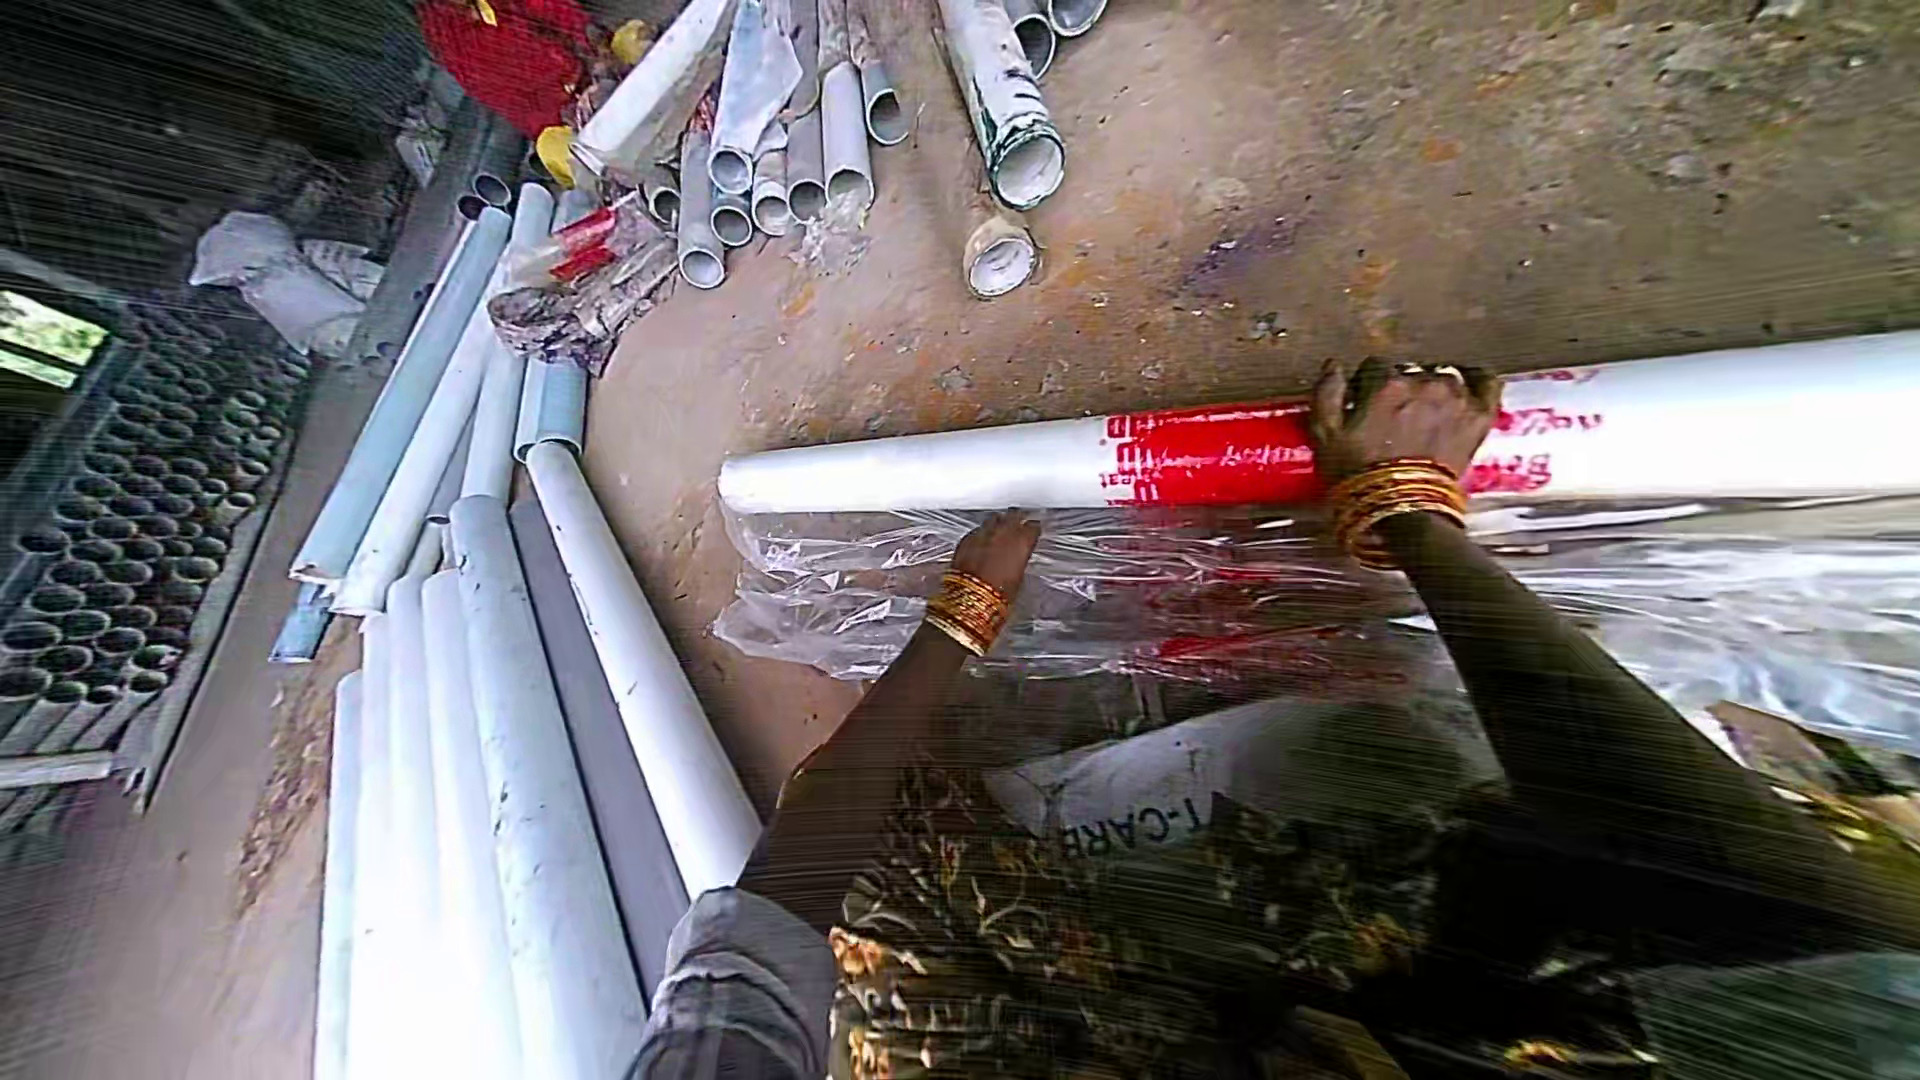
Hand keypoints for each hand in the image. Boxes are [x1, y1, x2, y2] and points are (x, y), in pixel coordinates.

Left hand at [950, 511, 1040, 598]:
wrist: (970, 595)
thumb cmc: (998, 592)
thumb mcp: (1019, 577)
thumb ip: (1019, 559)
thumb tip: (1017, 557)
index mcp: (1022, 540)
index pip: (1032, 527)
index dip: (1034, 528)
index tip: (1034, 529)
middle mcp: (1003, 532)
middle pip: (1013, 515)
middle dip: (1017, 517)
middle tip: (1020, 520)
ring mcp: (983, 532)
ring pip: (994, 518)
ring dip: (999, 521)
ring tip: (1001, 526)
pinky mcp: (967, 538)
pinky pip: (978, 529)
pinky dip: (983, 532)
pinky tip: (984, 538)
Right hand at [1310, 357, 1501, 482]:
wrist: (1400, 506)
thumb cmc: (1355, 472)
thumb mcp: (1324, 434)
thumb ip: (1326, 393)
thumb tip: (1334, 364)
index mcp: (1385, 385)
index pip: (1373, 366)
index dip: (1362, 383)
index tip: (1359, 403)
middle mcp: (1425, 383)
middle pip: (1408, 371)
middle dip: (1396, 387)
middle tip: (1387, 413)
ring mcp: (1458, 397)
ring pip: (1441, 375)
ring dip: (1428, 386)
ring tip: (1419, 409)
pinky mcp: (1480, 414)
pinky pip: (1486, 380)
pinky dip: (1474, 377)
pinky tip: (1464, 383)